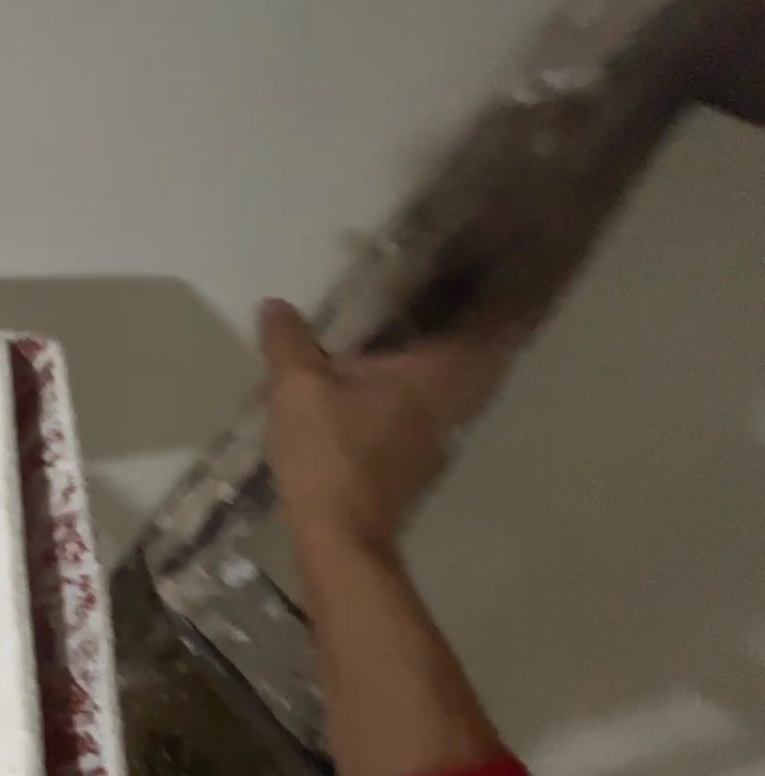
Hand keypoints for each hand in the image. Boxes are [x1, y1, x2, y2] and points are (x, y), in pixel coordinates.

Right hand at [258, 298, 513, 547]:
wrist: (340, 529)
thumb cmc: (328, 451)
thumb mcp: (296, 388)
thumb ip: (288, 342)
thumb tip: (275, 305)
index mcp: (441, 368)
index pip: (495, 310)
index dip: (501, 278)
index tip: (493, 247)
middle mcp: (460, 391)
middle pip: (486, 338)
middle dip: (474, 308)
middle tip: (447, 278)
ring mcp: (448, 424)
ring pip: (464, 368)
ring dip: (450, 343)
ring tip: (418, 318)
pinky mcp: (427, 446)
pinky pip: (440, 392)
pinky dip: (429, 372)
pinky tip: (394, 369)